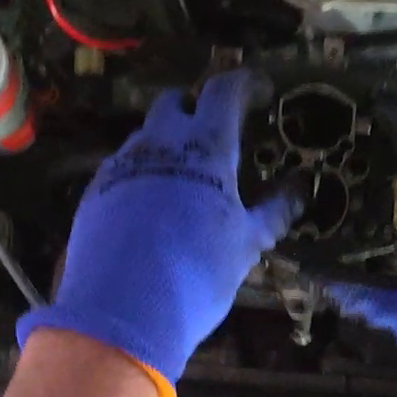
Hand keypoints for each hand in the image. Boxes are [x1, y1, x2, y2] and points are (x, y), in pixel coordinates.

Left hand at [16, 70, 297, 396]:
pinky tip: (150, 206)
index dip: (246, 84)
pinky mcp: (95, 190)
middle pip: (176, 102)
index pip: (225, 90)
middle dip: (197, 108)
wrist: (123, 312)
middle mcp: (159, 141)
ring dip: (167, 141)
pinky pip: (123, 165)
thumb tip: (301, 187)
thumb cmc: (199, 272)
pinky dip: (142, 172)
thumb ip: (275, 210)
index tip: (261, 92)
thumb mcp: (248, 244)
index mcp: (205, 145)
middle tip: (216, 134)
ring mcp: (121, 163)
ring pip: (146, 134)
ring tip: (183, 178)